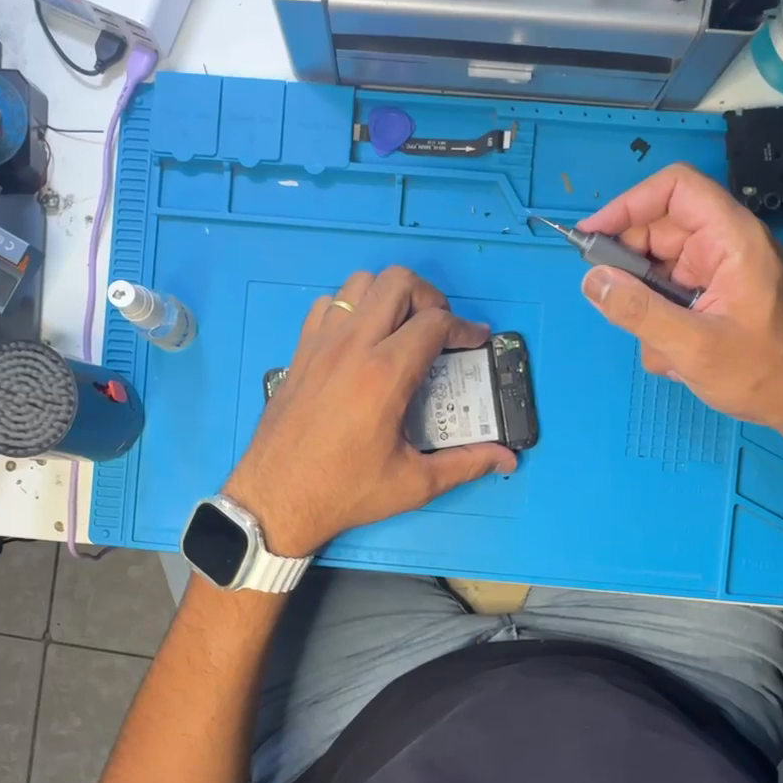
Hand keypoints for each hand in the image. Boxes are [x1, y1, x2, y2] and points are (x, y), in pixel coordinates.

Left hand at [224, 267, 518, 557]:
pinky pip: (328, 305)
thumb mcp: (413, 484)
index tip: (476, 342)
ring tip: (401, 328)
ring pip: (360, 284)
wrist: (275, 500)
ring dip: (389, 296)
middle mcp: (352, 346)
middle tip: (439, 331)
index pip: (434, 322)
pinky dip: (351, 308)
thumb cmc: (345, 493)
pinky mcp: (301, 352)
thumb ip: (465, 464)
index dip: (465, 327)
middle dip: (429, 297)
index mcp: (385, 374)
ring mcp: (321, 344)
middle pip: (398, 282)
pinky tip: (360, 338)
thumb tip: (507, 459)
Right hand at [578, 164, 782, 468]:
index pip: (676, 190)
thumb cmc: (767, 373)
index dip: (629, 203)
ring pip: (659, 273)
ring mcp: (720, 276)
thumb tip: (592, 282)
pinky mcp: (716, 301)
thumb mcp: (693, 346)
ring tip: (663, 348)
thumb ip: (638, 312)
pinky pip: (671, 300)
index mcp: (732, 240)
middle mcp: (726, 248)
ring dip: (646, 310)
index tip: (592, 234)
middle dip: (631, 271)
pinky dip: (661, 328)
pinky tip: (676, 360)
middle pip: (659, 233)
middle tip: (612, 305)